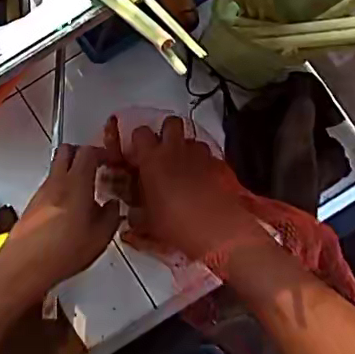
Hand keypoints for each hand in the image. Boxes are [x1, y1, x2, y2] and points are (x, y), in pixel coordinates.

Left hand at [0, 144, 122, 294]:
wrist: (24, 266)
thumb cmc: (60, 252)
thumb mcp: (100, 237)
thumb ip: (111, 216)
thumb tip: (113, 207)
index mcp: (76, 183)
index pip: (89, 152)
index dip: (102, 153)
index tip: (110, 162)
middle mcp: (56, 182)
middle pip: (67, 150)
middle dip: (83, 154)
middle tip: (96, 167)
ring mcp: (41, 192)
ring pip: (56, 168)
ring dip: (71, 172)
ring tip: (85, 191)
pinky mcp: (32, 204)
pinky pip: (49, 186)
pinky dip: (60, 189)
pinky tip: (69, 209)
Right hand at [104, 115, 258, 261]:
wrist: (218, 230)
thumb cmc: (176, 224)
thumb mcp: (147, 222)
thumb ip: (137, 211)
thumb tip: (134, 212)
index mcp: (152, 158)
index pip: (140, 133)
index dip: (139, 141)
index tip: (138, 154)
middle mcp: (176, 149)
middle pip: (170, 122)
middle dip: (166, 132)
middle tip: (163, 150)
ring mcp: (200, 154)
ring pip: (191, 139)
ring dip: (186, 148)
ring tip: (184, 167)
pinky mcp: (220, 164)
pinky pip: (208, 155)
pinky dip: (203, 163)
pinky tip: (203, 180)